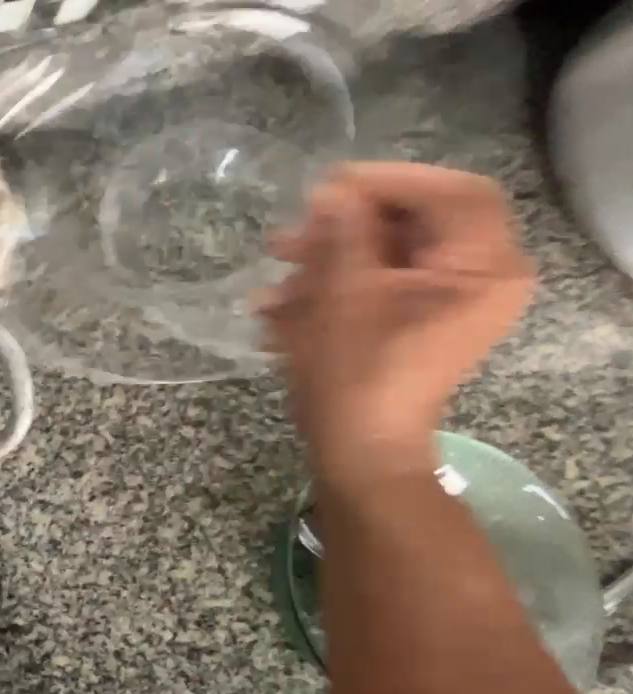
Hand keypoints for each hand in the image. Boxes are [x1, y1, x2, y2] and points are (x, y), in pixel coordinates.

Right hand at [258, 163, 534, 490]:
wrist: (356, 450)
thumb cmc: (355, 375)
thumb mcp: (343, 298)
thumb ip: (343, 236)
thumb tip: (331, 192)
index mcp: (484, 267)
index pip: (452, 195)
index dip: (388, 182)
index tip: (324, 187)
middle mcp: (479, 280)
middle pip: (414, 228)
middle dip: (341, 233)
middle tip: (282, 241)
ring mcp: (446, 306)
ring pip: (385, 262)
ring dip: (322, 270)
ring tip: (269, 290)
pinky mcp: (413, 327)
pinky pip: (375, 294)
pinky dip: (327, 297)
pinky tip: (279, 314)